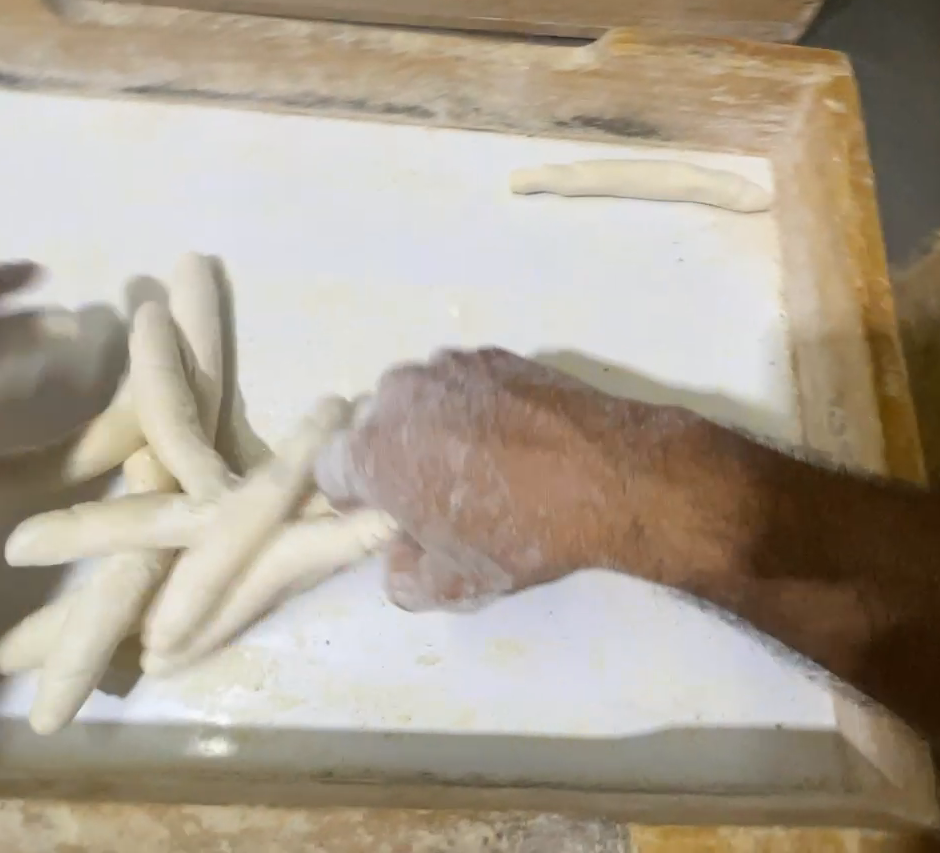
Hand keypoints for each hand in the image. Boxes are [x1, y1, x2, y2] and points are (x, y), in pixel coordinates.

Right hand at [316, 349, 770, 610]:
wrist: (607, 474)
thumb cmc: (519, 533)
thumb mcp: (454, 585)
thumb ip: (403, 576)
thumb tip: (400, 554)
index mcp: (375, 450)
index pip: (331, 467)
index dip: (356, 494)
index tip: (389, 511)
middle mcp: (401, 394)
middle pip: (375, 426)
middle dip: (392, 454)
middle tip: (436, 488)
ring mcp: (450, 366)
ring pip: (418, 398)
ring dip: (430, 425)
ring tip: (478, 459)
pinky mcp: (493, 354)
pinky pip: (461, 383)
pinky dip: (470, 404)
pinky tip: (510, 434)